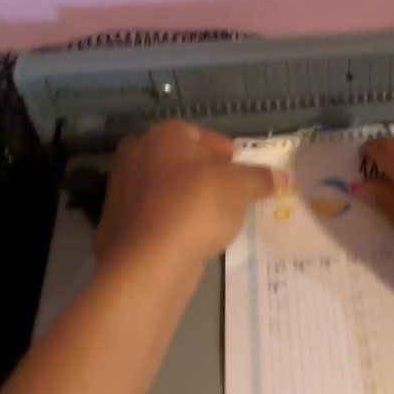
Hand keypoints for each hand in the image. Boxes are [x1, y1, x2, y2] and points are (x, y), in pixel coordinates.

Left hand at [95, 121, 282, 272]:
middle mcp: (137, 154)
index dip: (226, 154)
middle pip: (180, 160)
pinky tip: (189, 238)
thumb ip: (259, 178)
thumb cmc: (198, 206)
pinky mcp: (114, 225)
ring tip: (212, 219)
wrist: (150, 259)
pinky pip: (152, 217)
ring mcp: (121, 190)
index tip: (243, 172)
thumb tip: (279, 176)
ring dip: (186, 199)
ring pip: (164, 189)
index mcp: (164, 134)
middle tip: (229, 194)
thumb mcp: (241, 187)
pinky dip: (169, 223)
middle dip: (203, 174)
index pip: (202, 135)